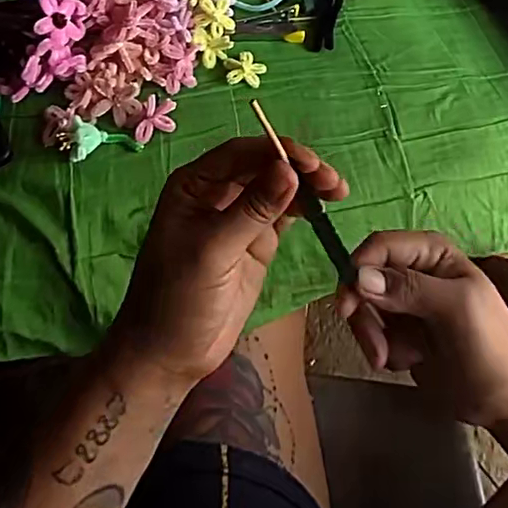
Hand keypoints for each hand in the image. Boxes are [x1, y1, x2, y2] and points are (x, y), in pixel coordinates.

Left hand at [108, 137, 346, 387]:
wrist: (170, 356)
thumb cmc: (178, 298)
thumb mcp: (214, 250)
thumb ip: (253, 209)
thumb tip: (290, 170)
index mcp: (196, 184)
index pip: (242, 153)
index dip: (278, 151)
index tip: (311, 162)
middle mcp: (218, 192)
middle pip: (264, 166)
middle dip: (299, 168)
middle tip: (332, 180)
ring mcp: (240, 216)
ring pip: (279, 187)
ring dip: (307, 185)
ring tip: (337, 191)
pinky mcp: (257, 240)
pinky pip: (284, 213)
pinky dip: (305, 207)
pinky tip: (323, 206)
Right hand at [334, 230, 507, 427]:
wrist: (507, 401)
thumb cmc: (492, 346)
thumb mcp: (456, 309)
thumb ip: (409, 288)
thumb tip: (360, 276)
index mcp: (431, 252)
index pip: (380, 246)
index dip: (359, 270)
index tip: (349, 306)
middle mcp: (414, 270)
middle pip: (364, 278)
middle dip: (365, 314)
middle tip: (376, 349)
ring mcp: (406, 302)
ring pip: (364, 307)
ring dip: (373, 336)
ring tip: (398, 359)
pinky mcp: (400, 332)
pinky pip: (372, 332)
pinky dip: (382, 349)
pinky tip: (407, 361)